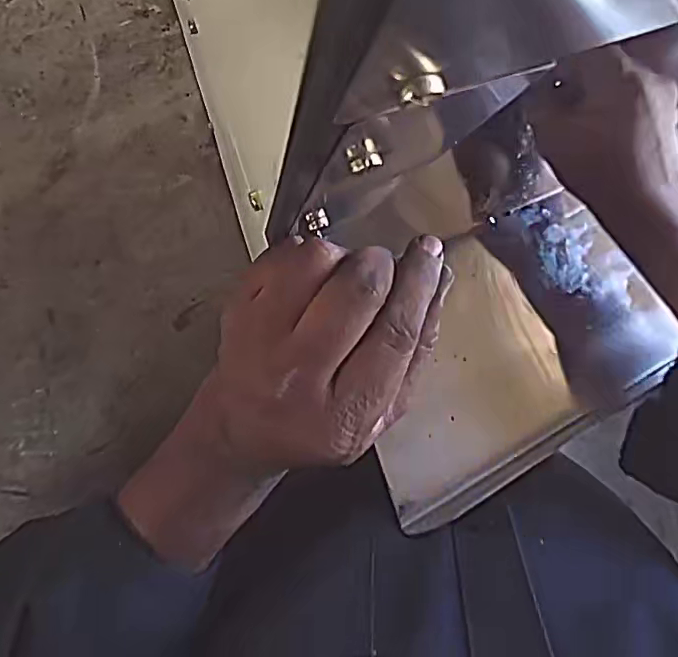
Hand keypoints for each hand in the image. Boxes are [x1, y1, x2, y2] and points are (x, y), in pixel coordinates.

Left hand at [117, 235, 450, 568]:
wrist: (245, 427)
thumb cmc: (318, 419)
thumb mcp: (380, 409)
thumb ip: (417, 350)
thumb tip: (439, 281)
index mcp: (345, 413)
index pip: (395, 334)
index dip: (419, 285)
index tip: (430, 254)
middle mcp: (298, 376)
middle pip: (356, 291)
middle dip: (380, 264)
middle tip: (384, 266)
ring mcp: (260, 338)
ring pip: (315, 261)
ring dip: (341, 254)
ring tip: (342, 275)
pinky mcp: (238, 306)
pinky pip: (284, 254)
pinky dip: (306, 251)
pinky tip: (310, 276)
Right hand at [528, 44, 677, 213]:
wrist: (646, 209)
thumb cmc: (600, 168)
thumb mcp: (549, 131)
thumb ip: (539, 102)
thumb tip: (541, 95)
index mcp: (619, 71)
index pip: (580, 52)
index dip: (556, 71)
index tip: (545, 90)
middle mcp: (649, 78)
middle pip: (604, 67)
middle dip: (579, 86)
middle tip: (560, 110)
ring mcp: (666, 101)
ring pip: (622, 87)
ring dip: (600, 102)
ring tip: (581, 129)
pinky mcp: (671, 124)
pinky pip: (637, 107)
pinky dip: (618, 118)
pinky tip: (602, 142)